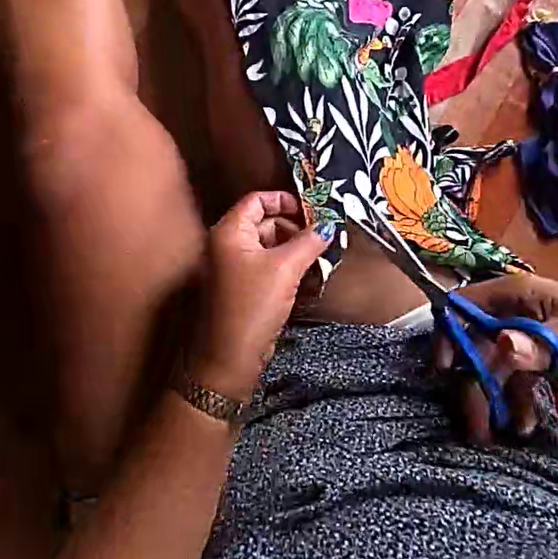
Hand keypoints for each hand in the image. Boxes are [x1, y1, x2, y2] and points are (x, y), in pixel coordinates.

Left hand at [191, 191, 333, 400]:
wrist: (230, 358)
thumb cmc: (252, 306)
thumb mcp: (285, 269)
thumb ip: (309, 241)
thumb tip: (329, 225)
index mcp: (230, 231)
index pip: (257, 199)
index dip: (284, 200)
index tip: (312, 209)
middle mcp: (228, 243)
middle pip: (265, 220)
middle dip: (295, 225)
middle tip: (323, 234)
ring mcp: (235, 266)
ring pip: (269, 243)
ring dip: (295, 246)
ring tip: (321, 253)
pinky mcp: (244, 286)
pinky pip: (268, 264)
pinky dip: (288, 263)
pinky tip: (309, 271)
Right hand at [445, 273, 557, 442]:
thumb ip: (538, 346)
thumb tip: (502, 346)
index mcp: (517, 293)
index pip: (464, 305)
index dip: (450, 333)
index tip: (446, 370)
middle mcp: (514, 310)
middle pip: (474, 340)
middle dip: (470, 380)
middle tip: (473, 422)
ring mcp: (525, 334)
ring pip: (491, 363)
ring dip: (490, 397)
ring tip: (495, 434)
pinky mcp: (539, 356)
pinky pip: (513, 378)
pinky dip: (514, 401)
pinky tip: (523, 426)